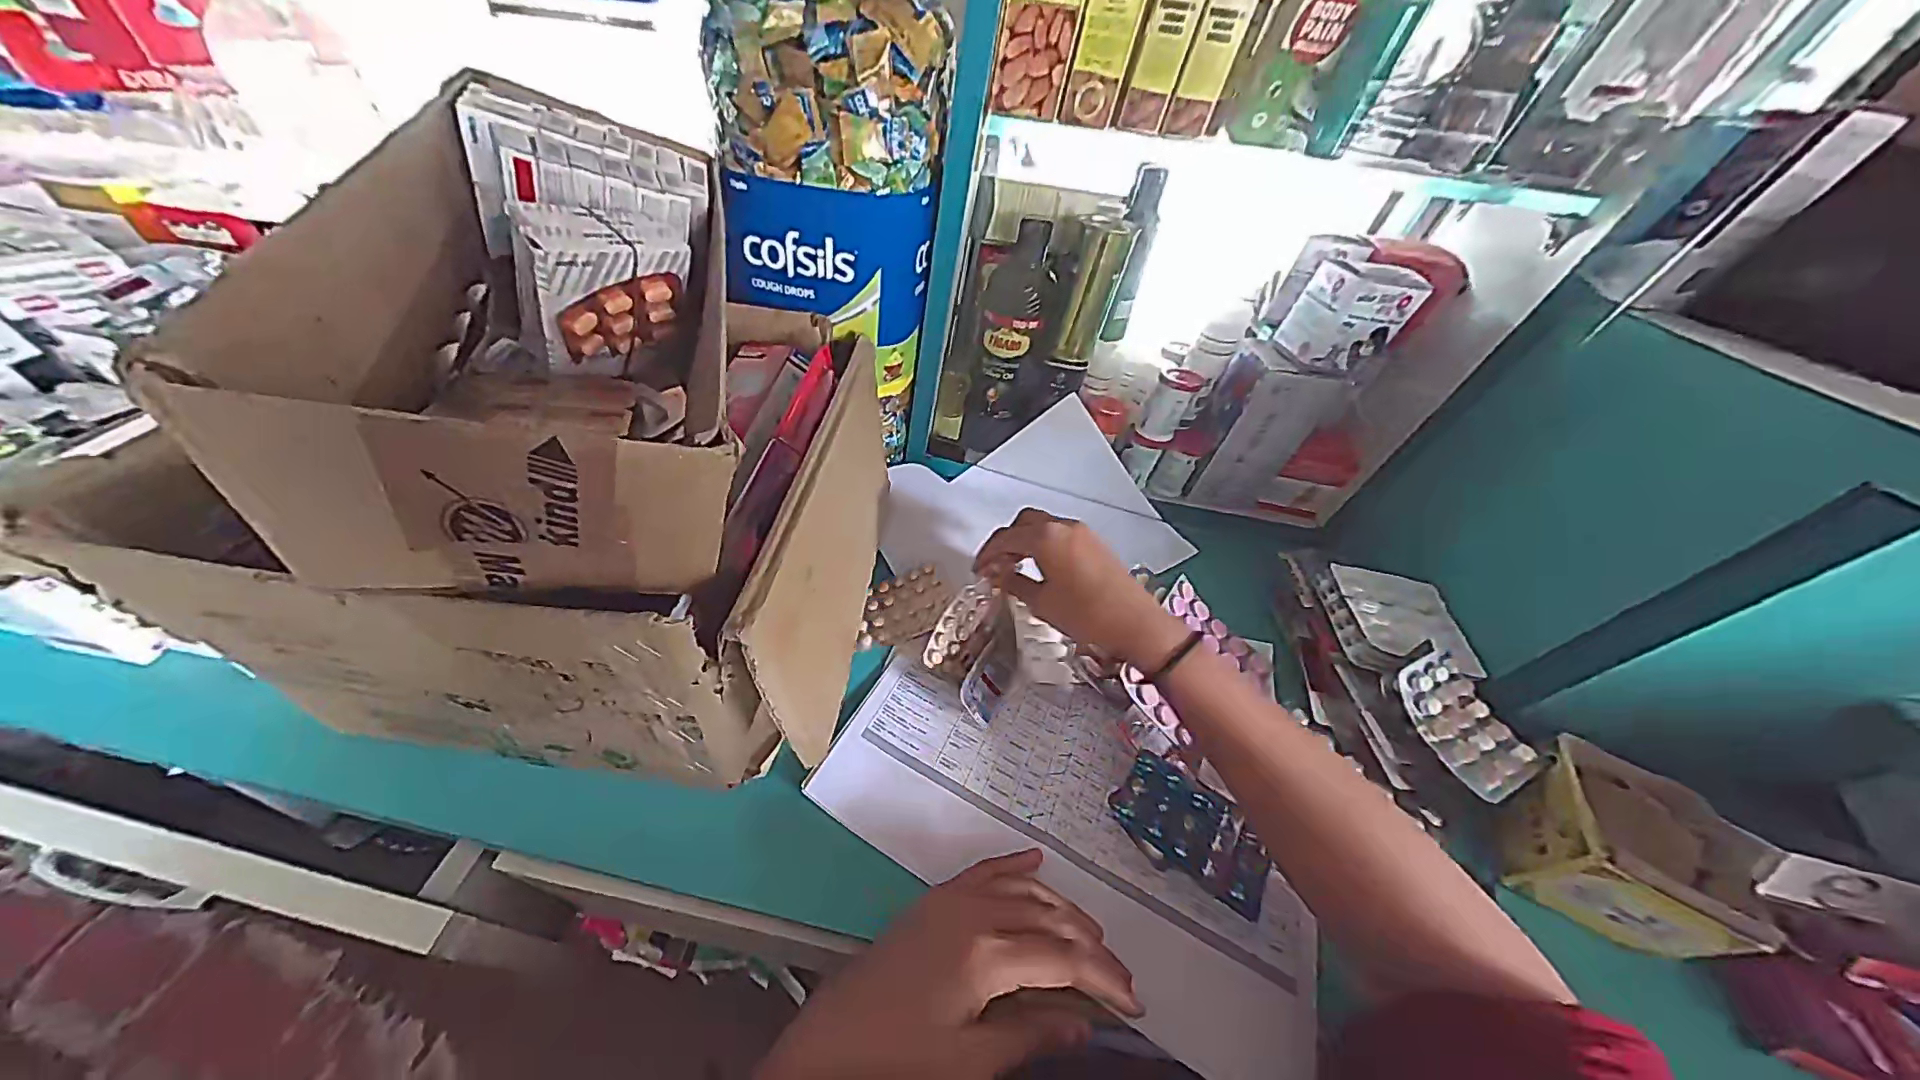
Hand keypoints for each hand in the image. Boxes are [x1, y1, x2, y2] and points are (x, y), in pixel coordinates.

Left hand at [757, 850, 1141, 1079]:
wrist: (830, 1042)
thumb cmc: (900, 1058)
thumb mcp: (970, 1061)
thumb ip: (1032, 1033)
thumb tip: (1086, 1021)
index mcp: (988, 952)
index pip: (1064, 958)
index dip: (1105, 978)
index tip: (1134, 1003)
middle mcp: (976, 912)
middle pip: (1051, 919)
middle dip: (1091, 945)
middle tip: (1120, 977)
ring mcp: (953, 899)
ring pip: (1024, 890)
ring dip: (1062, 907)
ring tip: (1092, 933)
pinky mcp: (935, 899)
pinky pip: (983, 870)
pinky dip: (1014, 865)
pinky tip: (1036, 860)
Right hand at [974, 509, 1187, 668]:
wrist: (1135, 624)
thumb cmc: (1089, 615)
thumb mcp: (1042, 603)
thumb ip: (1015, 583)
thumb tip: (1000, 576)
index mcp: (1046, 538)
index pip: (1006, 538)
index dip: (987, 554)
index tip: (979, 568)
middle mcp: (1064, 528)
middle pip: (1023, 523)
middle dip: (1005, 542)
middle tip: (993, 564)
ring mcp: (1082, 534)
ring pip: (1043, 527)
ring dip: (1024, 541)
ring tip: (1013, 568)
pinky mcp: (1094, 544)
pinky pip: (1060, 535)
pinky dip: (1043, 545)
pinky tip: (1038, 567)